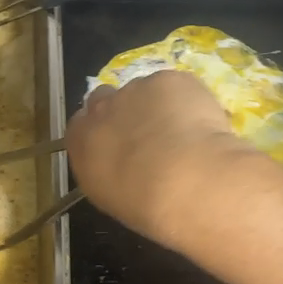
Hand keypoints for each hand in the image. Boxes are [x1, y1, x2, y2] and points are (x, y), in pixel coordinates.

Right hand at [64, 71, 265, 245]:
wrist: (187, 182)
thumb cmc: (145, 203)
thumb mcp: (109, 195)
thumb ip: (106, 169)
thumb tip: (119, 164)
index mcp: (81, 141)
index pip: (80, 124)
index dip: (100, 130)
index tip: (117, 144)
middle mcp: (101, 110)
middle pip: (104, 98)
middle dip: (122, 110)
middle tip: (148, 132)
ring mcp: (134, 90)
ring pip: (143, 91)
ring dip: (157, 105)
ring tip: (183, 131)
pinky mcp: (167, 80)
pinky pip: (175, 86)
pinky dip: (187, 99)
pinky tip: (201, 122)